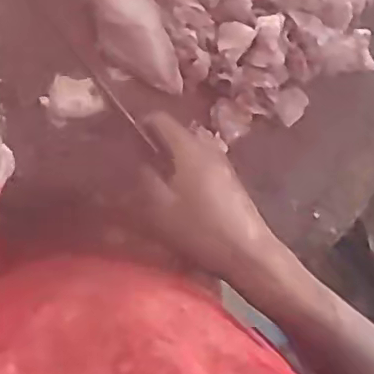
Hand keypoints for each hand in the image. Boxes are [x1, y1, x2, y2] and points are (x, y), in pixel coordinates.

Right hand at [132, 113, 282, 285]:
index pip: (160, 118)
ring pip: (190, 146)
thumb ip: (142, 178)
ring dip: (171, 154)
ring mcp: (222, 162)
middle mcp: (207, 147)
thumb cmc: (201, 228)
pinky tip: (178, 190)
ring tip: (154, 174)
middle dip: (154, 140)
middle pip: (176, 131)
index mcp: (188, 148)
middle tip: (135, 158)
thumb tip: (130, 159)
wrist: (249, 254)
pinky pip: (201, 160)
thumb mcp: (160, 207)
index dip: (140, 123)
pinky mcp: (230, 179)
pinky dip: (186, 166)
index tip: (124, 138)